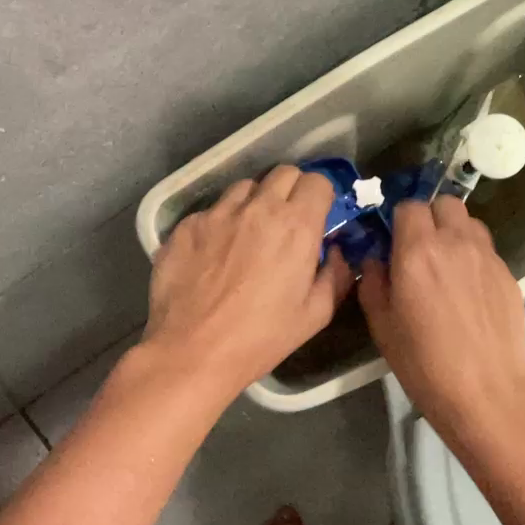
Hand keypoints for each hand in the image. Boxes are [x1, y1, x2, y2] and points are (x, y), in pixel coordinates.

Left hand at [144, 165, 351, 395]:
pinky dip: (221, 224)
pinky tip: (216, 255)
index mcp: (296, 226)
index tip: (318, 215)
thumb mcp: (315, 315)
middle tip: (288, 221)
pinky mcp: (186, 226)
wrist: (193, 351)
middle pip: (283, 173)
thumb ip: (336, 276)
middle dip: (292, 191)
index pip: (317, 181)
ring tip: (250, 234)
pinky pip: (212, 211)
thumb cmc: (261, 337)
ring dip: (255, 203)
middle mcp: (258, 208)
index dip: (321, 196)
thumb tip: (337, 253)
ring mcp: (218, 214)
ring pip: (245, 187)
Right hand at [358, 196, 524, 456]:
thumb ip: (373, 283)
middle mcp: (455, 242)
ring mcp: (487, 256)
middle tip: (420, 250)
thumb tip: (376, 260)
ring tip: (447, 266)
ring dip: (454, 233)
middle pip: (444, 203)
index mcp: (417, 251)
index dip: (399, 222)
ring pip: (469, 222)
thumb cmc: (425, 364)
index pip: (408, 207)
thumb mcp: (383, 327)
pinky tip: (469, 291)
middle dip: (429, 218)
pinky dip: (474, 257)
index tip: (394, 244)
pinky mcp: (508, 274)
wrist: (488, 391)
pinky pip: (487, 249)